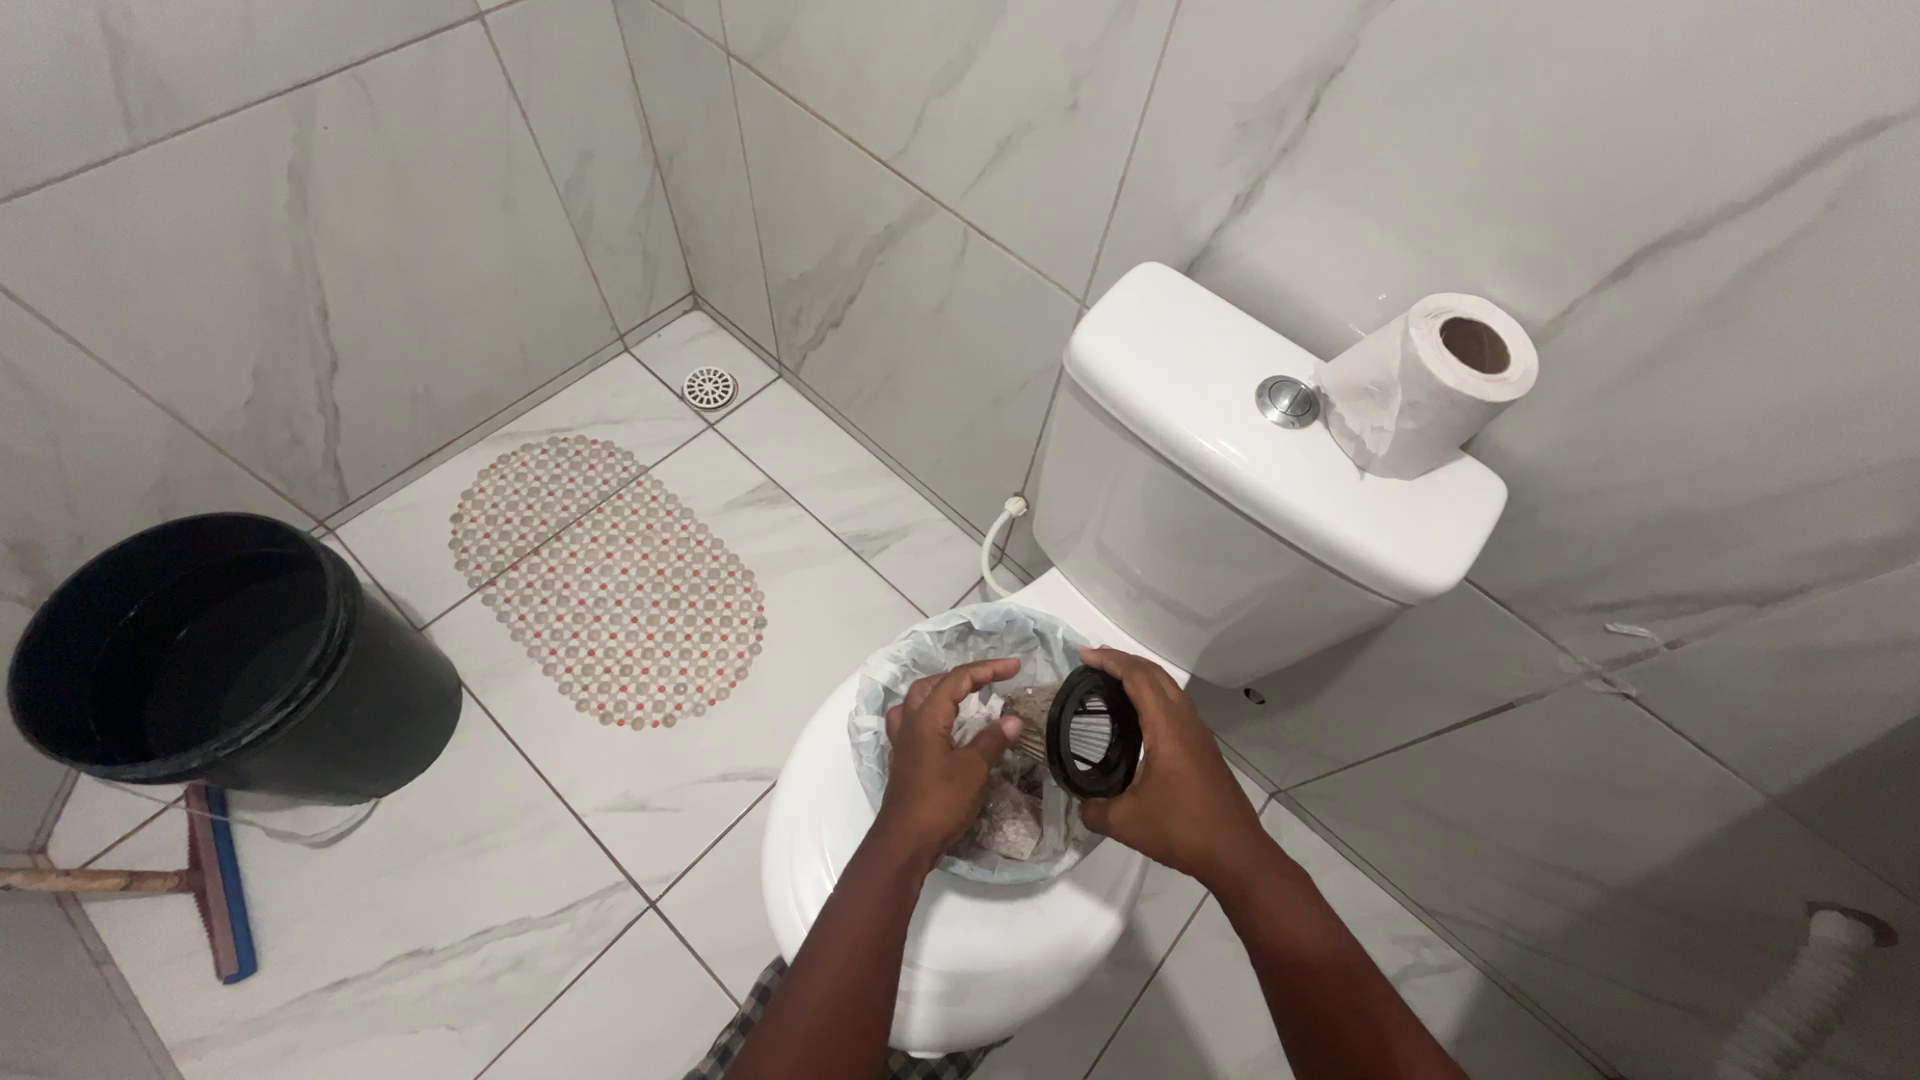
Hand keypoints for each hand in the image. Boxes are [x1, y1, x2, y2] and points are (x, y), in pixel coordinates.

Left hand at [875, 657, 1023, 870]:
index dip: (987, 669)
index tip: (1015, 667)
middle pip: (932, 684)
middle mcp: (910, 723)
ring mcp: (903, 742)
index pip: (957, 679)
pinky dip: (930, 714)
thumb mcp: (973, 769)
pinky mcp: (904, 760)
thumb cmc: (940, 801)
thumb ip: (991, 740)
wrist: (906, 841)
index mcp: (926, 717)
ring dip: (940, 691)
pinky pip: (913, 722)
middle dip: (962, 676)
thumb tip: (1013, 720)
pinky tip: (943, 727)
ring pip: (917, 701)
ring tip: (963, 694)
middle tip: (990, 679)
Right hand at [1076, 646, 1275, 889]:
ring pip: (1170, 688)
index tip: (1084, 656)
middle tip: (1094, 660)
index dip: (1110, 661)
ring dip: (1142, 677)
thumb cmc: (1182, 830)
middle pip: (1155, 674)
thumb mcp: (1126, 823)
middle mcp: (1186, 722)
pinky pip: (1177, 706)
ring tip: (1114, 681)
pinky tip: (1141, 715)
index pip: (1138, 678)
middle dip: (1124, 661)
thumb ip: (1095, 811)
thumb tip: (1081, 806)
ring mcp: (1200, 734)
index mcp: (1167, 728)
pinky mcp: (1205, 749)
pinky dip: (1154, 696)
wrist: (1237, 854)